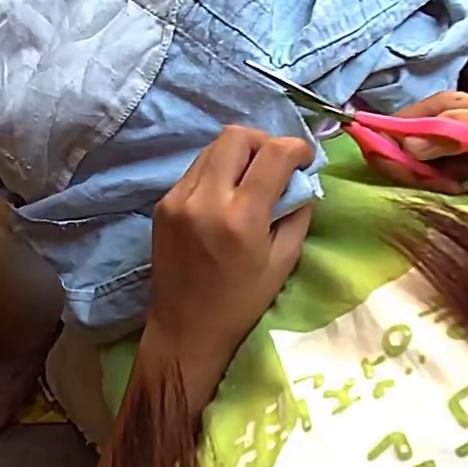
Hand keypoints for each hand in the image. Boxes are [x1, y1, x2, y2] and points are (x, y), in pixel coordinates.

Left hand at [144, 126, 315, 402]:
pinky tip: (226, 195)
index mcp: (240, 218)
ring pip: (213, 147)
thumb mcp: (284, 261)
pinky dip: (218, 170)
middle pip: (237, 136)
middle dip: (265, 142)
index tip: (304, 160)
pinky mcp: (163, 203)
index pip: (273, 154)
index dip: (297, 148)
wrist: (184, 330)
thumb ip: (299, 212)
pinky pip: (196, 168)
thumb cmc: (242, 302)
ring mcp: (177, 198)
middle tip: (276, 165)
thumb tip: (304, 177)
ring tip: (251, 179)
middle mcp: (205, 200)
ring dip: (240, 153)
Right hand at [368, 91, 467, 188]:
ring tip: (458, 185)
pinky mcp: (460, 158)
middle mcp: (439, 119)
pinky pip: (436, 173)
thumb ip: (444, 135)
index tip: (405, 174)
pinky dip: (443, 183)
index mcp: (441, 105)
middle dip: (413, 170)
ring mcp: (450, 140)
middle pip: (402, 147)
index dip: (389, 150)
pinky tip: (463, 186)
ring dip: (431, 180)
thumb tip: (405, 145)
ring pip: (418, 164)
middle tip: (441, 183)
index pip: (395, 126)